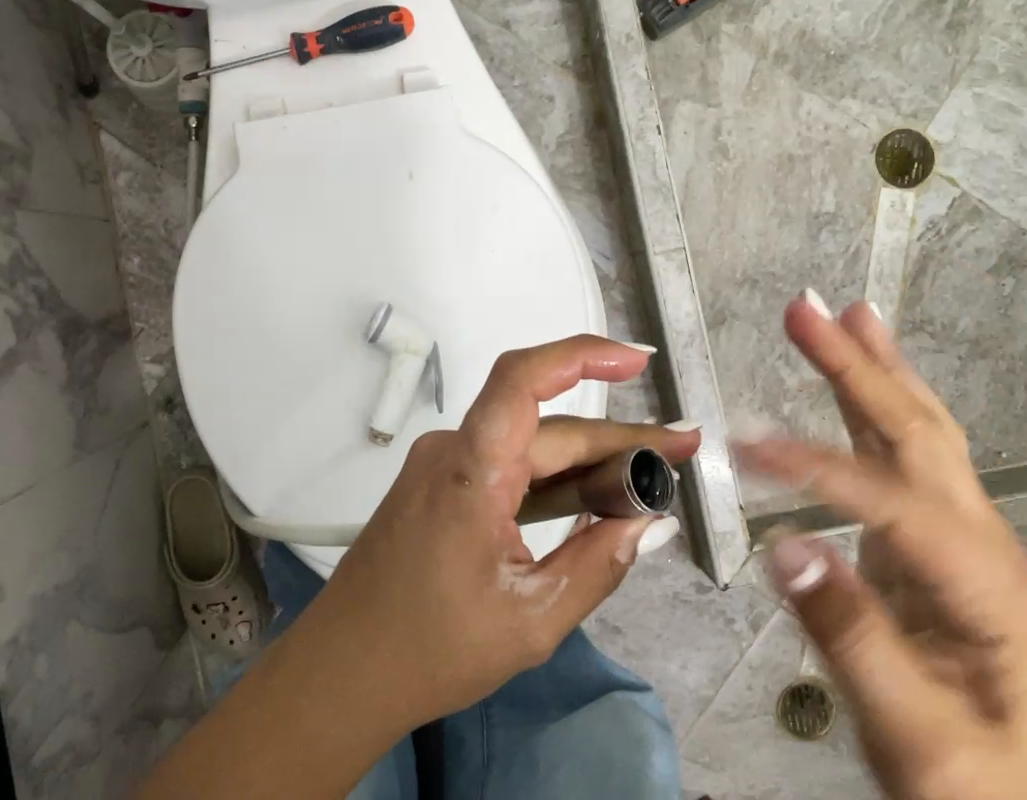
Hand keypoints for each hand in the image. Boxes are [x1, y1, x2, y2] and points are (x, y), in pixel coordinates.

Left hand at [298, 335, 699, 725]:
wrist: (343, 671)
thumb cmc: (433, 651)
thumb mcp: (532, 618)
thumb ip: (596, 564)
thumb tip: (646, 523)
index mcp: (469, 472)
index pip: (522, 380)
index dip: (582, 355)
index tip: (639, 361)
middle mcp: (451, 453)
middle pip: (546, 426)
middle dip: (617, 439)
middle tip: (683, 453)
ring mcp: (440, 469)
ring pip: (528, 447)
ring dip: (587, 461)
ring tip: (653, 476)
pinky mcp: (437, 489)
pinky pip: (505, 468)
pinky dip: (551, 480)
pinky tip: (594, 499)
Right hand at [735, 292, 1026, 799]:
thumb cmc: (974, 788)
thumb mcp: (915, 735)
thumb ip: (852, 636)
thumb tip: (786, 544)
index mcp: (990, 588)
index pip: (892, 501)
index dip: (815, 467)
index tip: (743, 446)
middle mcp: (990, 550)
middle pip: (922, 437)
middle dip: (862, 367)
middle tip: (810, 307)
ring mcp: (971, 551)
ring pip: (923, 441)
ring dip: (878, 374)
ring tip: (847, 316)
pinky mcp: (945, 560)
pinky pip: (908, 469)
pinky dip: (877, 416)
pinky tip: (860, 391)